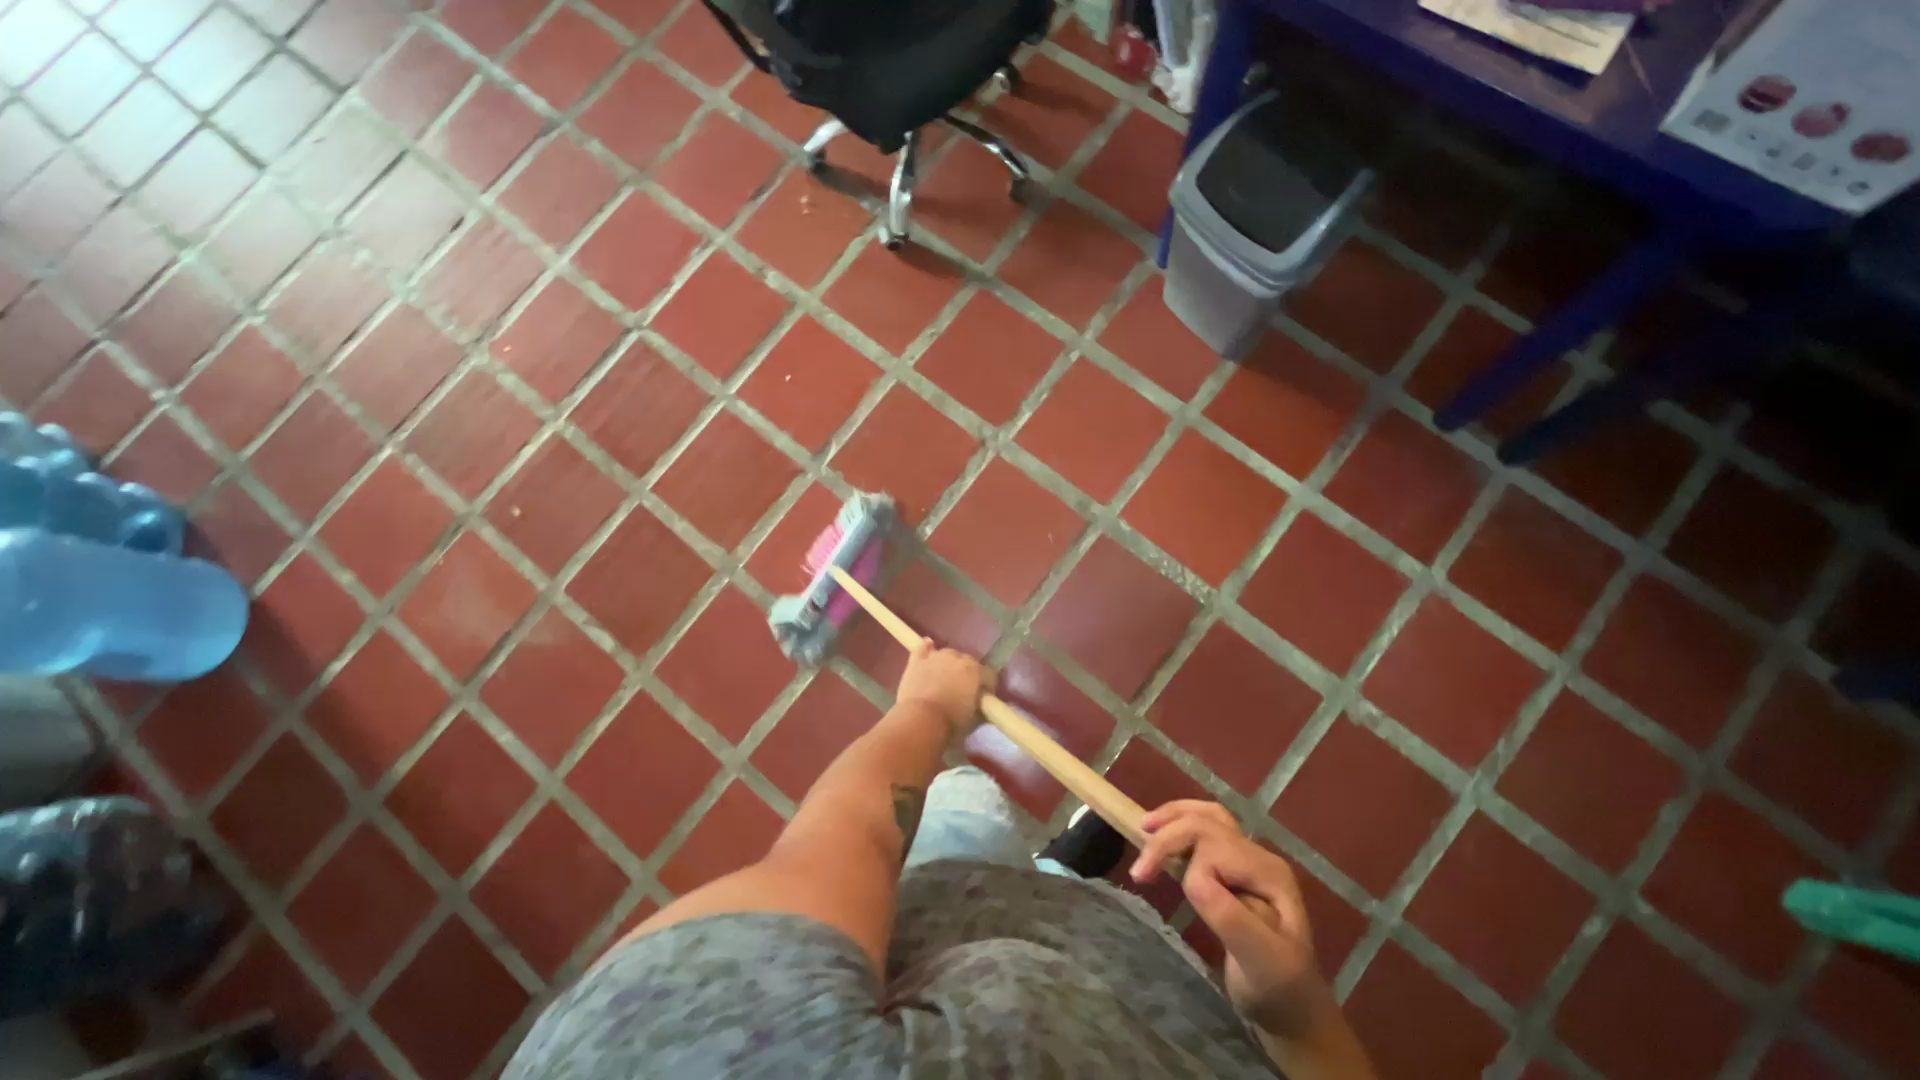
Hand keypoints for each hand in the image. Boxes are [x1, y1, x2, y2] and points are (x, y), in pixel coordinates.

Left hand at [896, 640, 987, 735]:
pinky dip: (927, 649)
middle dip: (966, 674)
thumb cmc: (952, 722)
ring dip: (948, 664)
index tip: (983, 698)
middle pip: (967, 662)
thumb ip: (980, 706)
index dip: (987, 687)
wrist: (921, 719)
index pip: (989, 675)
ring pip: (947, 655)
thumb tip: (980, 705)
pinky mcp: (917, 660)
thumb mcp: (974, 719)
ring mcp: (937, 656)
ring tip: (943, 677)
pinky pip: (924, 648)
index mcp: (976, 671)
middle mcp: (958, 658)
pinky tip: (928, 649)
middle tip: (961, 689)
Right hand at [1131, 801, 1322, 1036]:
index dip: (1181, 864)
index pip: (1213, 846)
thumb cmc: (1279, 989)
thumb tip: (1192, 877)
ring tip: (1144, 826)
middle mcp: (1260, 858)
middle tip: (1138, 870)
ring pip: (1210, 818)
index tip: (1152, 888)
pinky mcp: (1238, 873)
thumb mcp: (1260, 960)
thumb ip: (1229, 916)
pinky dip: (1183, 826)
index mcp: (1268, 872)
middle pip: (1208, 823)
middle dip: (1168, 836)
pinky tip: (1164, 836)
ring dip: (1175, 817)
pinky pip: (1209, 833)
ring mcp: (1250, 863)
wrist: (1296, 1012)